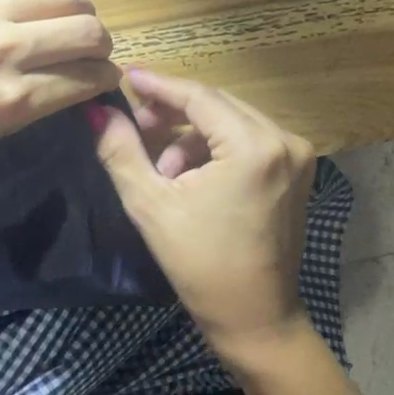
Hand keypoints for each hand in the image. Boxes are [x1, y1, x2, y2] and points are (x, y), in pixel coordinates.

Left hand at [0, 0, 121, 164]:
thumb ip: (45, 100)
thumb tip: (88, 76)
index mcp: (14, 99)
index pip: (86, 78)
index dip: (106, 76)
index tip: (106, 75)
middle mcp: (5, 51)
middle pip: (85, 32)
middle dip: (102, 42)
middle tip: (95, 47)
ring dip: (81, 8)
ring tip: (74, 17)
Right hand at [91, 68, 317, 358]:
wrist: (253, 316)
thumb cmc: (199, 263)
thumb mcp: (150, 204)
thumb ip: (121, 151)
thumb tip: (96, 112)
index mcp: (254, 146)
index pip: (199, 97)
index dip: (159, 85)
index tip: (126, 77)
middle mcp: (285, 141)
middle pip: (219, 105)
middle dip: (175, 111)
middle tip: (136, 125)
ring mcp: (297, 158)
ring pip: (232, 124)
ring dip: (193, 136)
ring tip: (163, 172)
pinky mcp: (297, 174)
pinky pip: (248, 143)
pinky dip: (215, 151)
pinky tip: (190, 179)